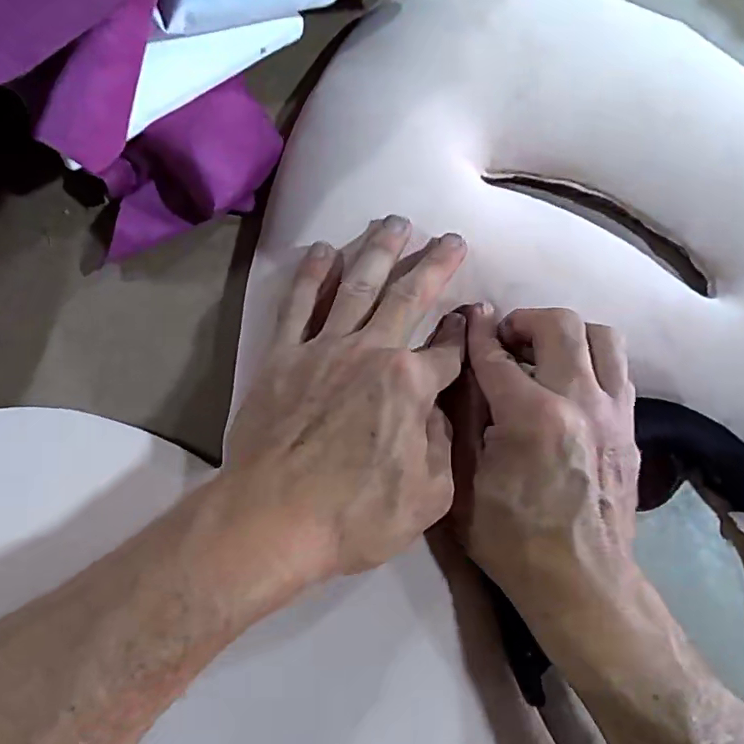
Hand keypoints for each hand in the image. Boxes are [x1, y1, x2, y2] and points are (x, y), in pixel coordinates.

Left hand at [223, 216, 467, 579]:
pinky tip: (323, 249)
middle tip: (451, 239)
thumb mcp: (429, 496)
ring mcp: (324, 349)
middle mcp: (372, 352)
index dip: (464, 331)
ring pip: (357, 286)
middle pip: (409, 297)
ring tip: (395, 223)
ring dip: (379, 251)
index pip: (448, 349)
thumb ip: (444, 445)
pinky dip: (311, 274)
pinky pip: (298, 304)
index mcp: (411, 385)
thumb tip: (440, 409)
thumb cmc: (354, 516)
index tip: (472, 314)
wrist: (272, 520)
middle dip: (434, 265)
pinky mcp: (282, 356)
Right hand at [450, 304, 641, 631]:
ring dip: (568, 335)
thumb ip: (462, 418)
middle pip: (561, 325)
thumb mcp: (464, 484)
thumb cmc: (511, 540)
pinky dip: (592, 362)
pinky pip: (618, 371)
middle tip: (505, 340)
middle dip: (525, 321)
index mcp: (532, 416)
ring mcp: (614, 413)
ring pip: (602, 337)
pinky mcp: (631, 428)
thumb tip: (461, 369)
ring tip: (544, 354)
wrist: (582, 581)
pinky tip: (571, 386)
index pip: (498, 355)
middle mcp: (580, 401)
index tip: (470, 319)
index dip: (478, 333)